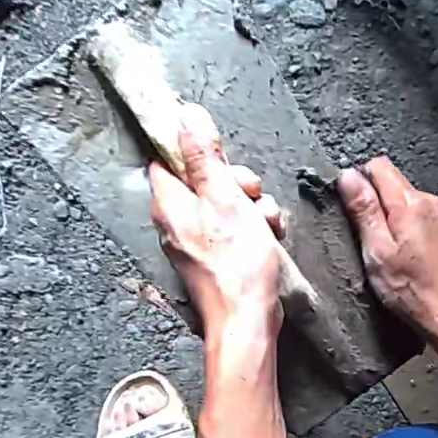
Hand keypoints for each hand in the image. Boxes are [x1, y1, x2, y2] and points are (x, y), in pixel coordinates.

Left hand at [149, 104, 286, 338]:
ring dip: (251, 206)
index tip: (224, 157)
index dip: (198, 152)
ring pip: (224, 204)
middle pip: (203, 180)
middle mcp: (176, 221)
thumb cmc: (236, 267)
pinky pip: (232, 228)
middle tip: (251, 193)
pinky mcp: (215, 256)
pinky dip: (252, 227)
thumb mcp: (226, 199)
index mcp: (169, 203)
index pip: (169, 159)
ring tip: (266, 222)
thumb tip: (186, 117)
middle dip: (236, 181)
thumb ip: (205, 158)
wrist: (247, 320)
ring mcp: (195, 240)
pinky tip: (268, 236)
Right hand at [336, 156, 437, 338]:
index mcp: (410, 203)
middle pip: (390, 179)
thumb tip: (347, 175)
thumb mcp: (377, 250)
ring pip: (400, 196)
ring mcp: (437, 214)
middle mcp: (427, 201)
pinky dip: (399, 223)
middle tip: (363, 233)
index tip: (349, 207)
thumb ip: (363, 210)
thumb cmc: (410, 289)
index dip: (357, 180)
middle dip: (371, 198)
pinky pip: (412, 212)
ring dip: (385, 212)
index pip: (377, 166)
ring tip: (380, 245)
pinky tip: (397, 250)